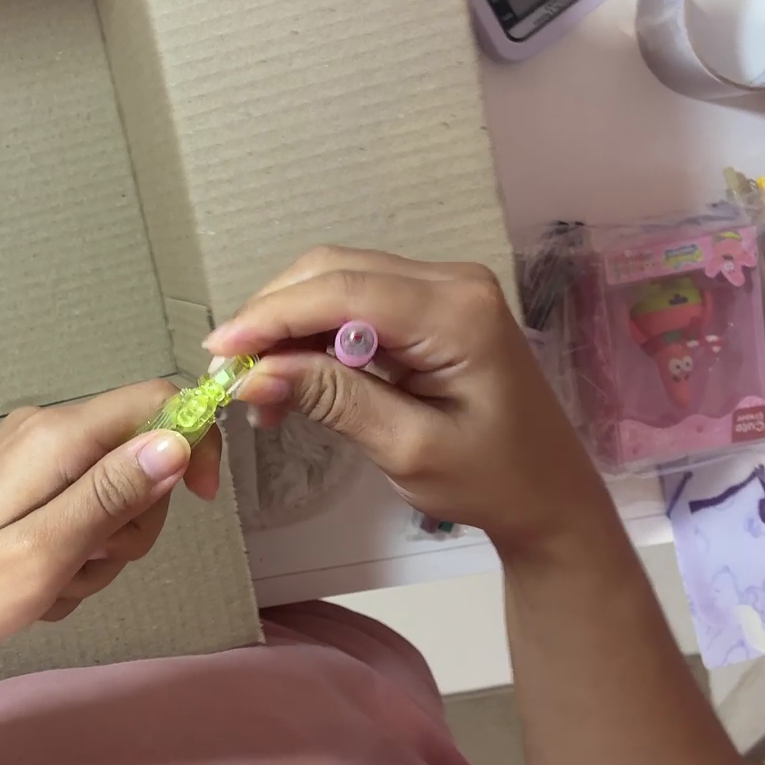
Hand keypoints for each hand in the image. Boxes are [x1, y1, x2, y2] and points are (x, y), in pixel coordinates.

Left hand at [0, 380, 222, 677]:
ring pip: (115, 492)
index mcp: (55, 437)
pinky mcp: (22, 481)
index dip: (195, 443)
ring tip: (54, 579)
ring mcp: (32, 455)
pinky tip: (39, 576)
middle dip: (134, 520)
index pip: (158, 401)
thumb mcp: (44, 553)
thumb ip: (112, 494)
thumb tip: (177, 441)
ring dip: (102, 545)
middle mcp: (46, 431)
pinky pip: (80, 507)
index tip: (200, 502)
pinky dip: (75, 548)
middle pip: (141, 455)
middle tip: (87, 564)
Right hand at [204, 247, 608, 555]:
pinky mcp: (424, 310)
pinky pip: (349, 307)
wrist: (546, 492)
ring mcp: (438, 291)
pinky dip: (308, 340)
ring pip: (333, 284)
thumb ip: (332, 400)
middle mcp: (448, 283)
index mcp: (455, 313)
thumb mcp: (407, 447)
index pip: (341, 291)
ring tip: (257, 389)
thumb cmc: (490, 479)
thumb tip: (254, 375)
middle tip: (229, 373)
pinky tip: (290, 381)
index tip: (217, 353)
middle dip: (270, 317)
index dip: (270, 316)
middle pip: (331, 272)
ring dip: (285, 330)